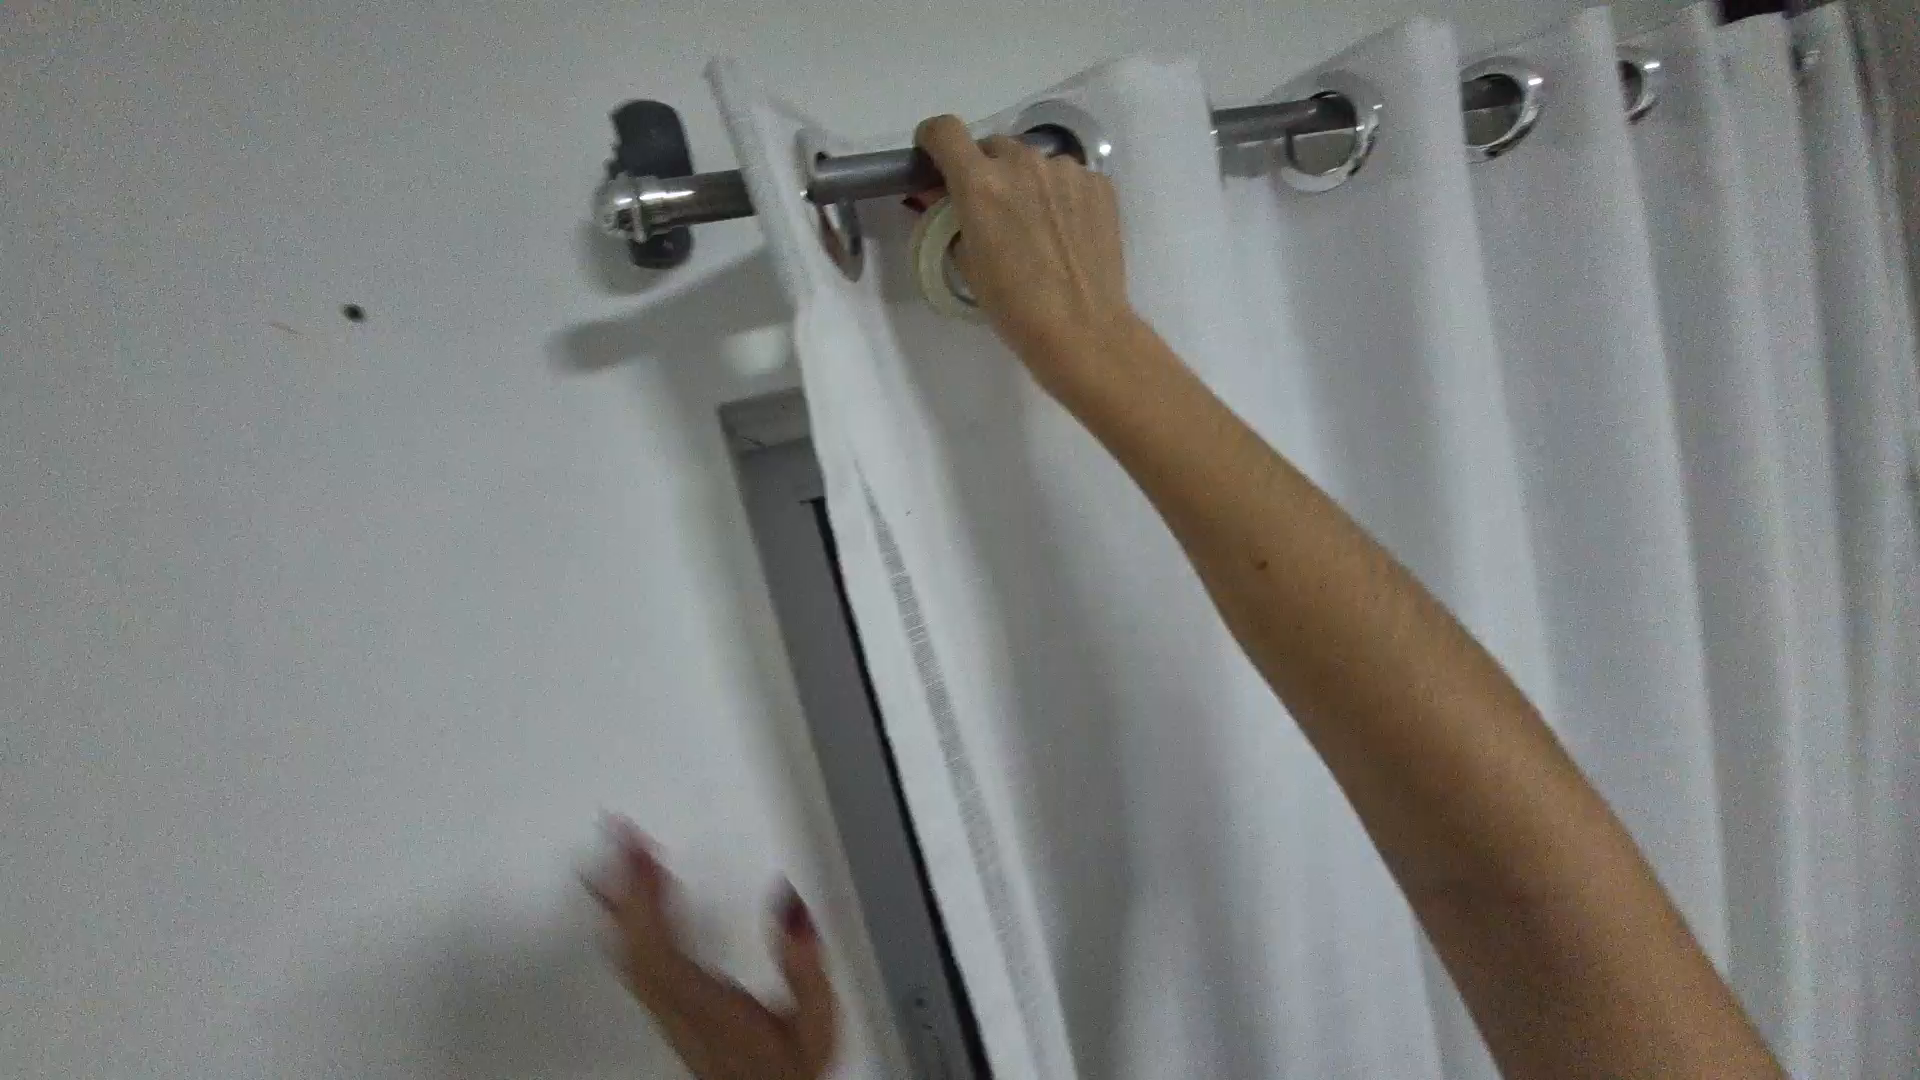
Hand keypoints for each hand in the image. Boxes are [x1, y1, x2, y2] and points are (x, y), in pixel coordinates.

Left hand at [584, 816, 836, 1079]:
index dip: (642, 892)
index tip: (638, 846)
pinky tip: (641, 892)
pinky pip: (639, 955)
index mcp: (707, 1003)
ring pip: (629, 949)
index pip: (657, 945)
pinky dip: (633, 915)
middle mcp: (678, 1005)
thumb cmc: (792, 1067)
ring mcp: (669, 1006)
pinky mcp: (671, 1004)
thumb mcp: (816, 1018)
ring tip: (621, 849)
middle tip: (618, 831)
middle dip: (623, 881)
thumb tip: (790, 900)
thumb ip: (804, 962)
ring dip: (621, 896)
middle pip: (632, 942)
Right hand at [914, 114, 1133, 383]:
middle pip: (992, 147)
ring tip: (1037, 228)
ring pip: (1034, 162)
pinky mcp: (1099, 183)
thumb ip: (952, 222)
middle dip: (985, 171)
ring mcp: (1066, 170)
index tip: (936, 158)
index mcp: (980, 184)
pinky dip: (1060, 196)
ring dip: (1026, 183)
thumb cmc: (1014, 309)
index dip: (934, 141)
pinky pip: (1068, 178)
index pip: (944, 131)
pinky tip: (1066, 234)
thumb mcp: (968, 266)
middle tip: (994, 212)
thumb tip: (943, 200)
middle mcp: (1022, 163)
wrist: (1081, 329)